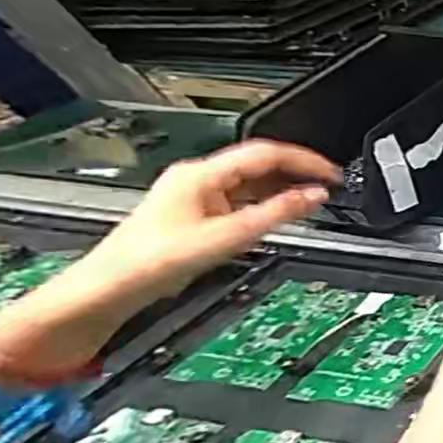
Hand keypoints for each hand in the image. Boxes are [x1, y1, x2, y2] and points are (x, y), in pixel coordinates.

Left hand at [83, 140, 340, 303]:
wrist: (108, 289)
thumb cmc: (152, 261)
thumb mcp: (230, 235)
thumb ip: (280, 212)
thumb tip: (317, 195)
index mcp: (200, 174)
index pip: (268, 153)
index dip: (307, 161)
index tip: (333, 173)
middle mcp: (198, 177)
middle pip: (262, 163)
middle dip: (299, 172)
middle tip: (329, 184)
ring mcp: (196, 192)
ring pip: (254, 179)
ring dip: (286, 187)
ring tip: (312, 199)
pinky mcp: (198, 208)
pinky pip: (244, 194)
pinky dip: (270, 200)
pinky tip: (283, 212)